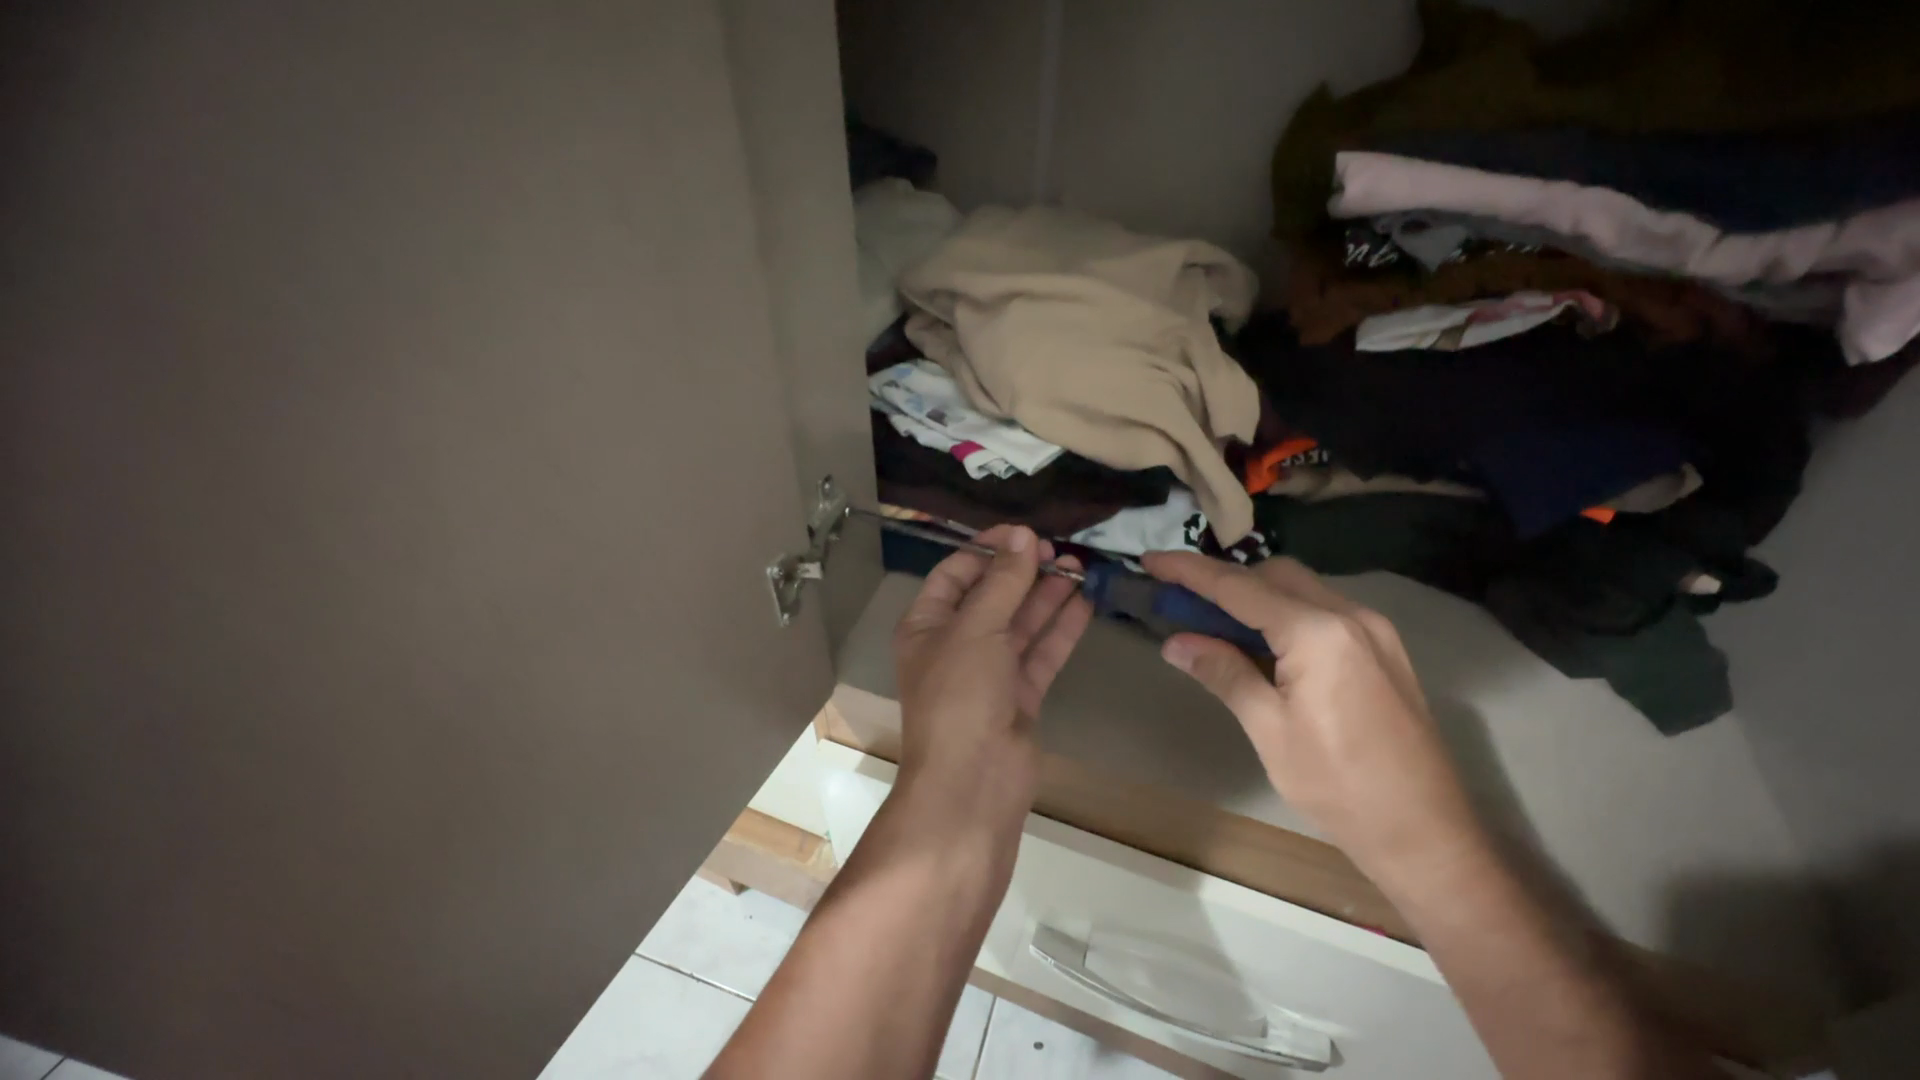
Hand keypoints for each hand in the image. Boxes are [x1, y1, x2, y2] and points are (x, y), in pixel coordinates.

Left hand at [891, 525, 1091, 834]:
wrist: (973, 782)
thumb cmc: (960, 696)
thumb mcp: (976, 629)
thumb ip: (1003, 582)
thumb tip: (1023, 535)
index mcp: (926, 626)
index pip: (956, 574)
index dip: (988, 550)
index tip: (1025, 532)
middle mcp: (955, 645)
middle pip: (992, 597)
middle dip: (1024, 572)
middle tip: (1060, 550)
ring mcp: (989, 673)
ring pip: (1021, 624)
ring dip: (1048, 596)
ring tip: (1080, 567)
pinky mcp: (1019, 696)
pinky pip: (1041, 653)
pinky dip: (1061, 629)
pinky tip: (1086, 603)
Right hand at [1142, 553, 1486, 883]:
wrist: (1425, 831)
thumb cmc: (1338, 785)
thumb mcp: (1269, 730)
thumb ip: (1224, 674)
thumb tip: (1176, 643)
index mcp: (1318, 633)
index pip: (1240, 588)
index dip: (1190, 571)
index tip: (1150, 560)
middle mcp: (1351, 616)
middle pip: (1275, 575)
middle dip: (1226, 579)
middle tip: (1182, 601)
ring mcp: (1374, 631)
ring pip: (1303, 590)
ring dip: (1257, 596)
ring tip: (1215, 624)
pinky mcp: (1384, 650)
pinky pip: (1325, 611)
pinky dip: (1287, 614)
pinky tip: (1264, 644)